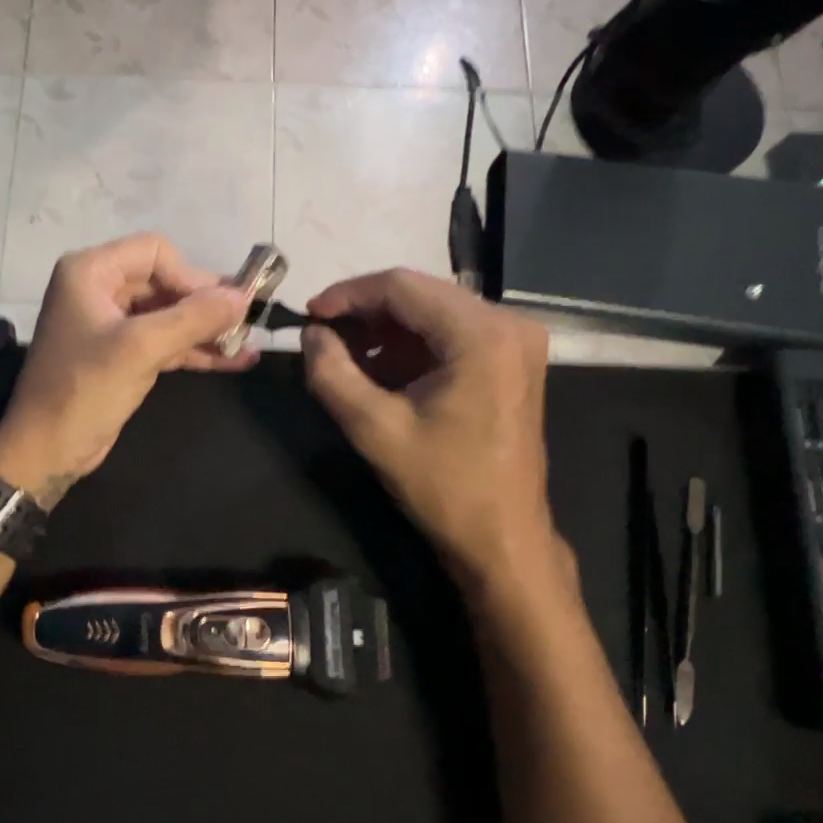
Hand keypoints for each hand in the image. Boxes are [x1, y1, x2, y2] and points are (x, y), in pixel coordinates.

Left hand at [0, 233, 255, 507]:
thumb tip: (244, 298)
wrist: (46, 450)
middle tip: (248, 324)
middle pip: (165, 282)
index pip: (156, 252)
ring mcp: (110, 325)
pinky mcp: (121, 357)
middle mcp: (98, 289)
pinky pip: (164, 343)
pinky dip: (195, 350)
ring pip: (168, 315)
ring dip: (206, 330)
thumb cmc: (85, 390)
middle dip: (205, 305)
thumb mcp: (141, 349)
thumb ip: (193, 318)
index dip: (193, 277)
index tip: (224, 307)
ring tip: (249, 345)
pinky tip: (235, 361)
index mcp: (90, 272)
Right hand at [301, 269, 555, 587]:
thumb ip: (332, 374)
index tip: (307, 314)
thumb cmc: (442, 485)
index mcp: (482, 335)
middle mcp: (508, 324)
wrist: (501, 535)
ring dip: (386, 328)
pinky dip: (411, 344)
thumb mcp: (375, 430)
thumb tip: (310, 335)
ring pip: (434, 311)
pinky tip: (378, 367)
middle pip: (421, 293)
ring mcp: (515, 341)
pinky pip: (451, 333)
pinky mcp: (511, 360)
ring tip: (342, 353)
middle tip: (321, 334)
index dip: (348, 294)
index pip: (403, 287)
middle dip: (366, 311)